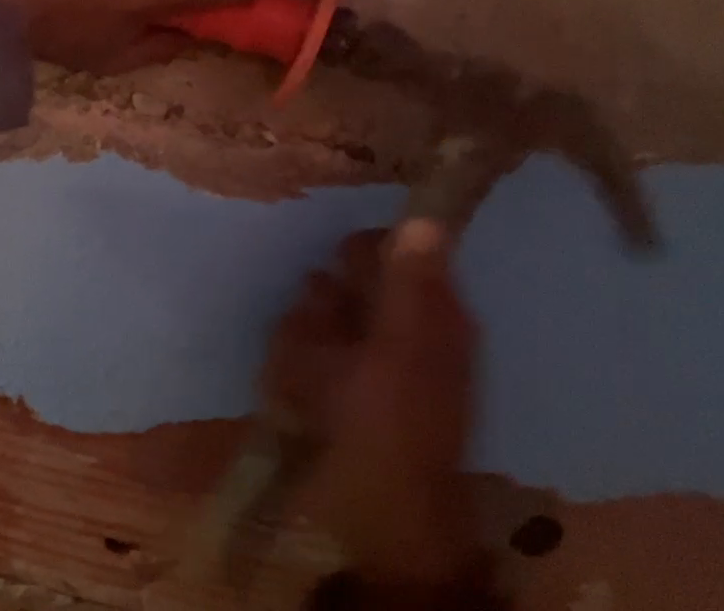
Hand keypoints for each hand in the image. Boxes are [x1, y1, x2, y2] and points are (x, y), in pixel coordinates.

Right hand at [267, 225, 481, 586]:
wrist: (373, 506)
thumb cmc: (390, 423)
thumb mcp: (403, 348)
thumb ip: (408, 284)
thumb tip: (424, 217)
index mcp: (430, 315)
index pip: (391, 250)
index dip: (360, 247)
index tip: (331, 257)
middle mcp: (398, 325)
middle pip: (345, 279)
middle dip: (322, 298)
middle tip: (318, 329)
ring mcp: (360, 353)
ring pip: (317, 311)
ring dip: (303, 331)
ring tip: (309, 367)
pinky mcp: (329, 377)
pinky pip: (301, 345)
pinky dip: (293, 356)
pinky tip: (297, 382)